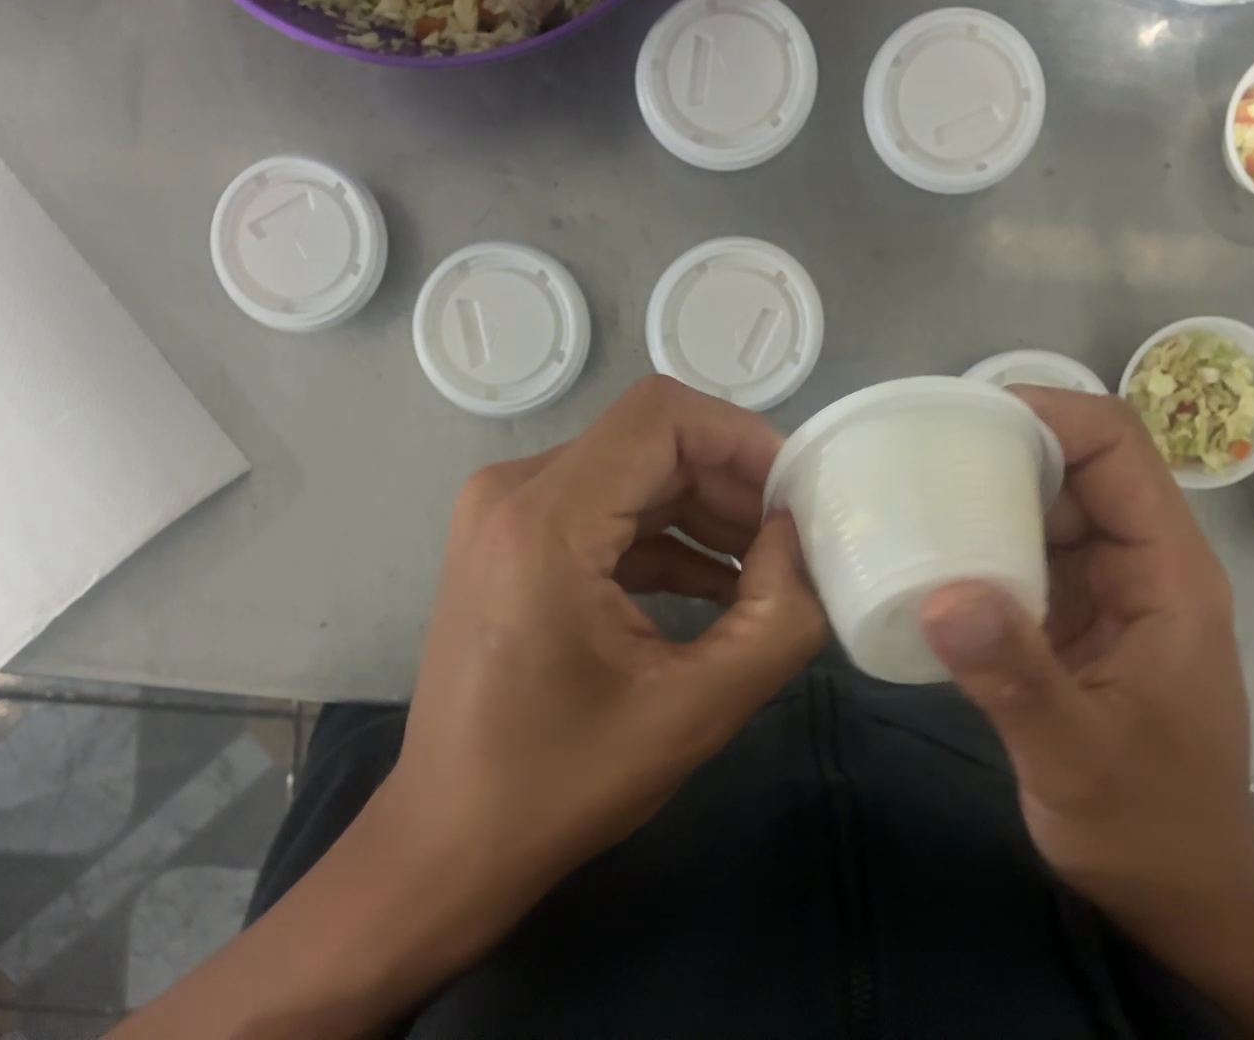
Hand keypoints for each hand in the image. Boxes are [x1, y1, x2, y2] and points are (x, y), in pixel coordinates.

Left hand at [115, 378, 826, 1039]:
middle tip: (794, 542)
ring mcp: (502, 516)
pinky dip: (663, 541)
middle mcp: (511, 494)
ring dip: (703, 514)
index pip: (662, 418)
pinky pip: (601, 513)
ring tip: (765, 572)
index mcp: (545, 521)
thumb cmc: (563, 782)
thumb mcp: (696, 708)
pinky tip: (715, 590)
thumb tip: (801, 538)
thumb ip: (778, 616)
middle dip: (732, 484)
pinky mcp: (508, 544)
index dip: (744, 439)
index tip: (800, 495)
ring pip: (629, 475)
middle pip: (648, 443)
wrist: (452, 836)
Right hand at [918, 388, 1253, 930]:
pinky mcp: (1068, 628)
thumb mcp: (1077, 756)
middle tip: (910, 455)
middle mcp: (1137, 570)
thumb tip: (939, 592)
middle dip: (1000, 448)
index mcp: (1165, 577)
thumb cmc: (1146, 825)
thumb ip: (1014, 676)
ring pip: (1046, 515)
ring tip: (903, 493)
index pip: (1118, 452)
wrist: (1174, 893)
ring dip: (982, 497)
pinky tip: (922, 558)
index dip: (1048, 413)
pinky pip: (1023, 563)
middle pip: (1075, 470)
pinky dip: (976, 548)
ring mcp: (1103, 598)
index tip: (961, 419)